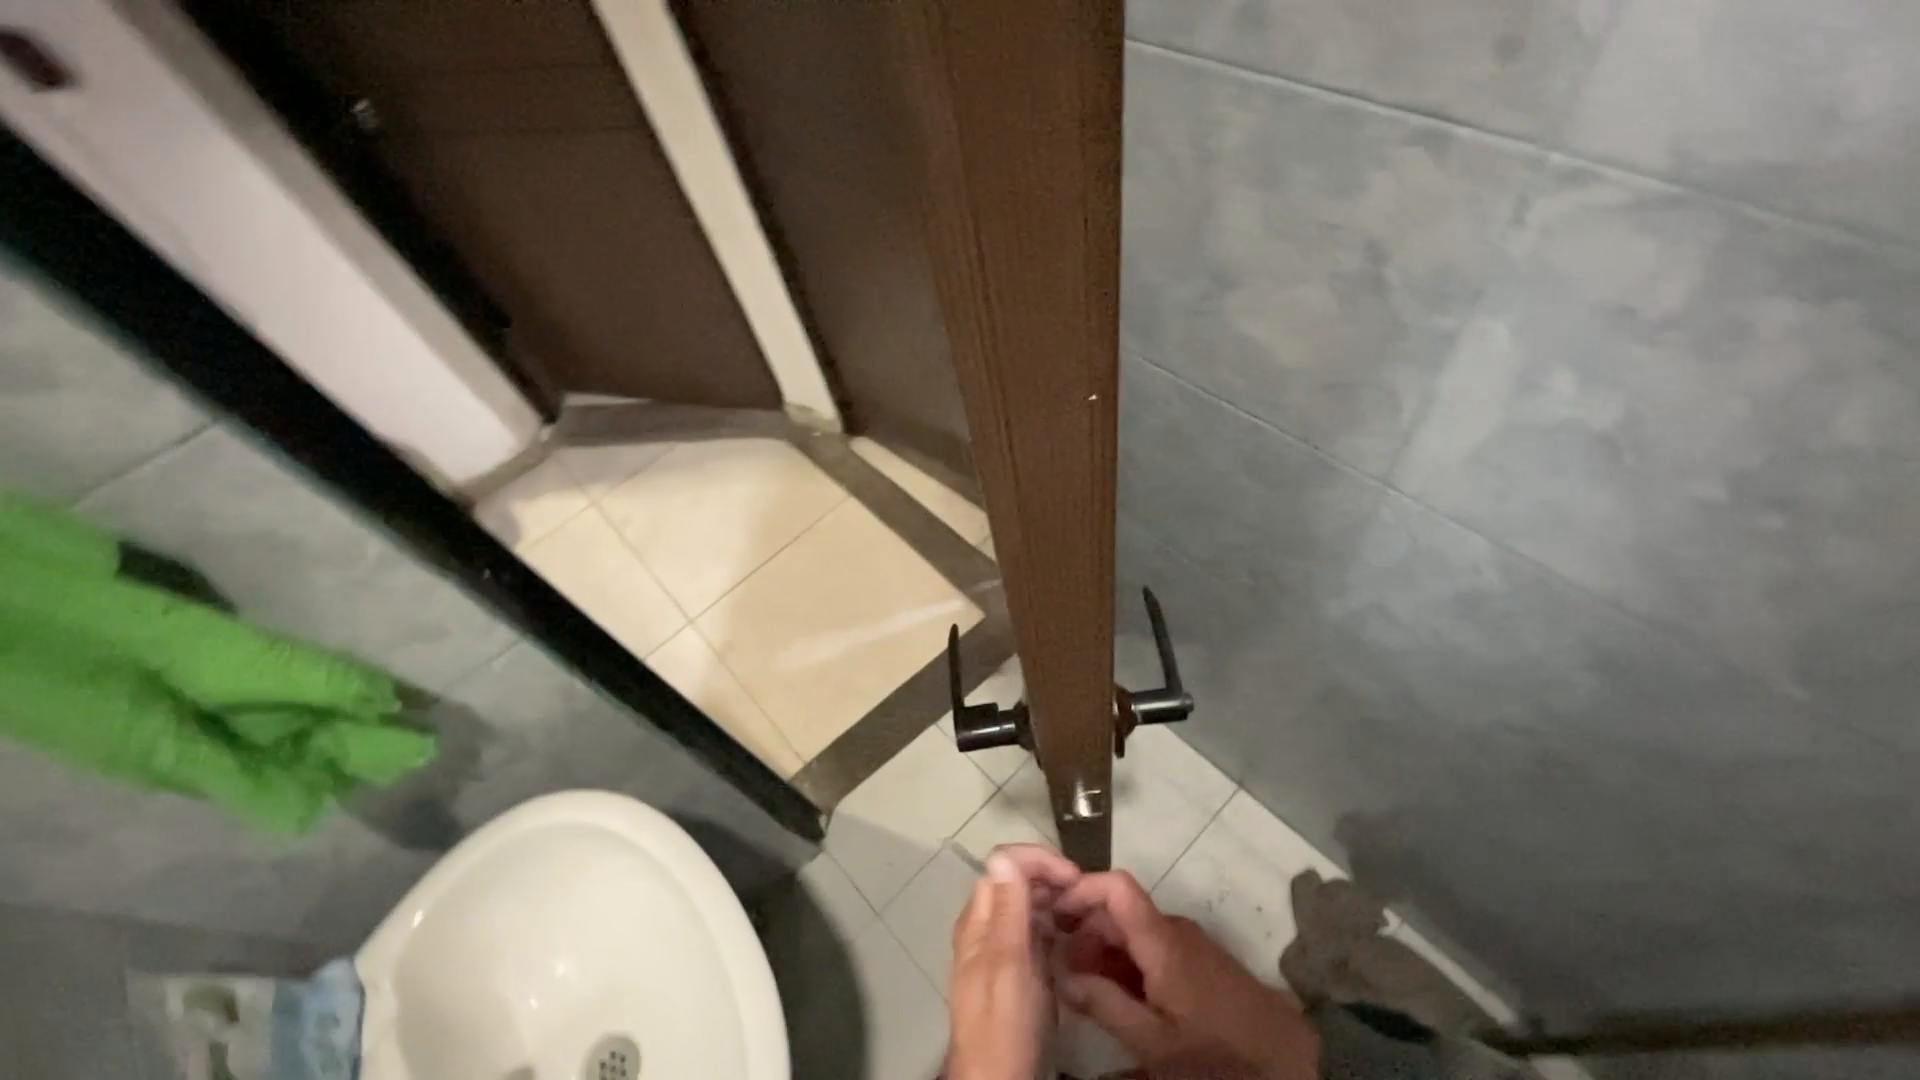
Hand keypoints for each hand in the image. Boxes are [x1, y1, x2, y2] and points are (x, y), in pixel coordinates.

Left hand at [945, 844, 1081, 1079]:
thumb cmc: (1003, 1025)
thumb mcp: (1008, 964)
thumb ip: (1006, 910)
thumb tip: (1001, 854)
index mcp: (979, 922)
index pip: (1003, 864)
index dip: (1038, 860)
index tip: (1074, 876)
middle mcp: (987, 928)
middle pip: (1015, 880)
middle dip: (1050, 876)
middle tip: (1086, 894)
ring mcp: (1002, 949)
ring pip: (1028, 905)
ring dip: (1055, 898)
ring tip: (1086, 911)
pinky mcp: (1019, 970)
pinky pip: (1036, 932)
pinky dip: (1056, 924)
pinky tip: (1075, 934)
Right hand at [1056, 871, 1320, 1079]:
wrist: (1290, 1062)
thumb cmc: (1216, 1052)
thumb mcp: (1153, 1041)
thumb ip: (1103, 1004)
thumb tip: (1060, 975)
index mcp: (1161, 940)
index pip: (1115, 886)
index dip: (1080, 890)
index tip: (1052, 917)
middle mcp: (1174, 929)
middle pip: (1118, 910)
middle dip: (1083, 932)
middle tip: (1059, 969)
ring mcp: (1190, 943)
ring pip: (1134, 930)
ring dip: (1104, 951)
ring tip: (1084, 989)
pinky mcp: (1199, 960)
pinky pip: (1153, 946)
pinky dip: (1128, 962)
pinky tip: (1118, 996)